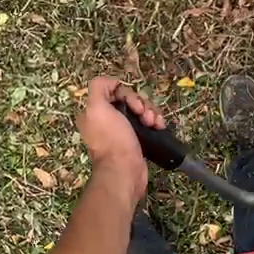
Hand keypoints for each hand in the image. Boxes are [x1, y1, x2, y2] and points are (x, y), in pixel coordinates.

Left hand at [77, 76, 158, 200]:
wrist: (125, 170)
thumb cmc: (112, 139)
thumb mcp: (97, 108)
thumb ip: (99, 87)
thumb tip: (113, 83)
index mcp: (94, 111)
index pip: (115, 90)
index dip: (128, 95)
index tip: (134, 107)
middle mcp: (106, 119)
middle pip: (130, 99)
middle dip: (142, 104)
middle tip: (145, 116)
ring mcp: (121, 130)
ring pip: (141, 109)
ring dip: (151, 112)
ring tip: (155, 124)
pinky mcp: (135, 139)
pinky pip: (147, 122)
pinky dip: (155, 121)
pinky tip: (159, 127)